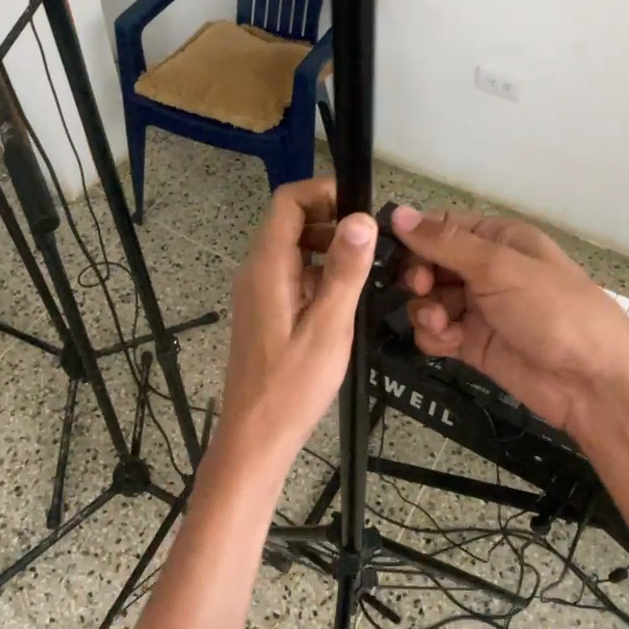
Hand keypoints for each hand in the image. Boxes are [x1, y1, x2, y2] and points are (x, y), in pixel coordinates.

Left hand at [219, 179, 378, 469]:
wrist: (256, 435)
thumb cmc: (292, 385)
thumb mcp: (328, 327)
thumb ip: (345, 271)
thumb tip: (361, 218)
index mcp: (267, 266)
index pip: (287, 201)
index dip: (323, 193)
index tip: (361, 207)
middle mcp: (257, 270)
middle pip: (290, 220)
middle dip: (331, 218)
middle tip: (372, 240)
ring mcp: (258, 290)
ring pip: (293, 247)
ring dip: (328, 246)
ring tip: (366, 266)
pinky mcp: (265, 310)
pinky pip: (292, 274)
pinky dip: (319, 272)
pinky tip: (346, 297)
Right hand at [390, 205, 628, 433]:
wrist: (592, 383)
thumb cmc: (553, 311)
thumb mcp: (499, 267)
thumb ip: (444, 242)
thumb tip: (396, 212)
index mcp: (499, 240)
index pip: (442, 226)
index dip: (417, 237)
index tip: (400, 253)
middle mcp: (486, 270)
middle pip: (429, 263)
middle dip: (418, 276)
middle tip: (423, 289)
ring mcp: (478, 308)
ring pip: (428, 300)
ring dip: (425, 310)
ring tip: (442, 324)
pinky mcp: (472, 344)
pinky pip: (436, 332)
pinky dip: (434, 337)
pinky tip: (449, 343)